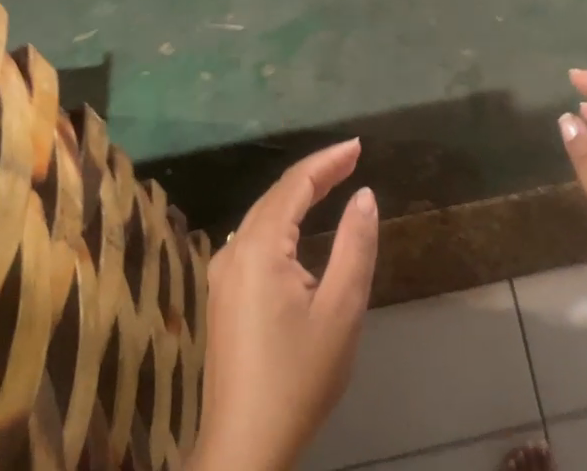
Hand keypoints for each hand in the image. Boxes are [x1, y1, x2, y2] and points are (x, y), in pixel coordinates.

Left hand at [191, 139, 378, 470]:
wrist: (246, 443)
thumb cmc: (300, 375)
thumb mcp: (342, 308)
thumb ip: (355, 244)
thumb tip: (364, 195)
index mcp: (259, 249)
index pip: (295, 185)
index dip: (328, 160)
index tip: (359, 145)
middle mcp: (232, 252)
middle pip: (275, 196)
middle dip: (315, 173)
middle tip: (353, 158)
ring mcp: (222, 275)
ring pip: (262, 217)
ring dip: (297, 195)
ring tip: (334, 181)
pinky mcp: (223, 297)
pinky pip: (254, 239)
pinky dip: (282, 220)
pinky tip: (299, 226)